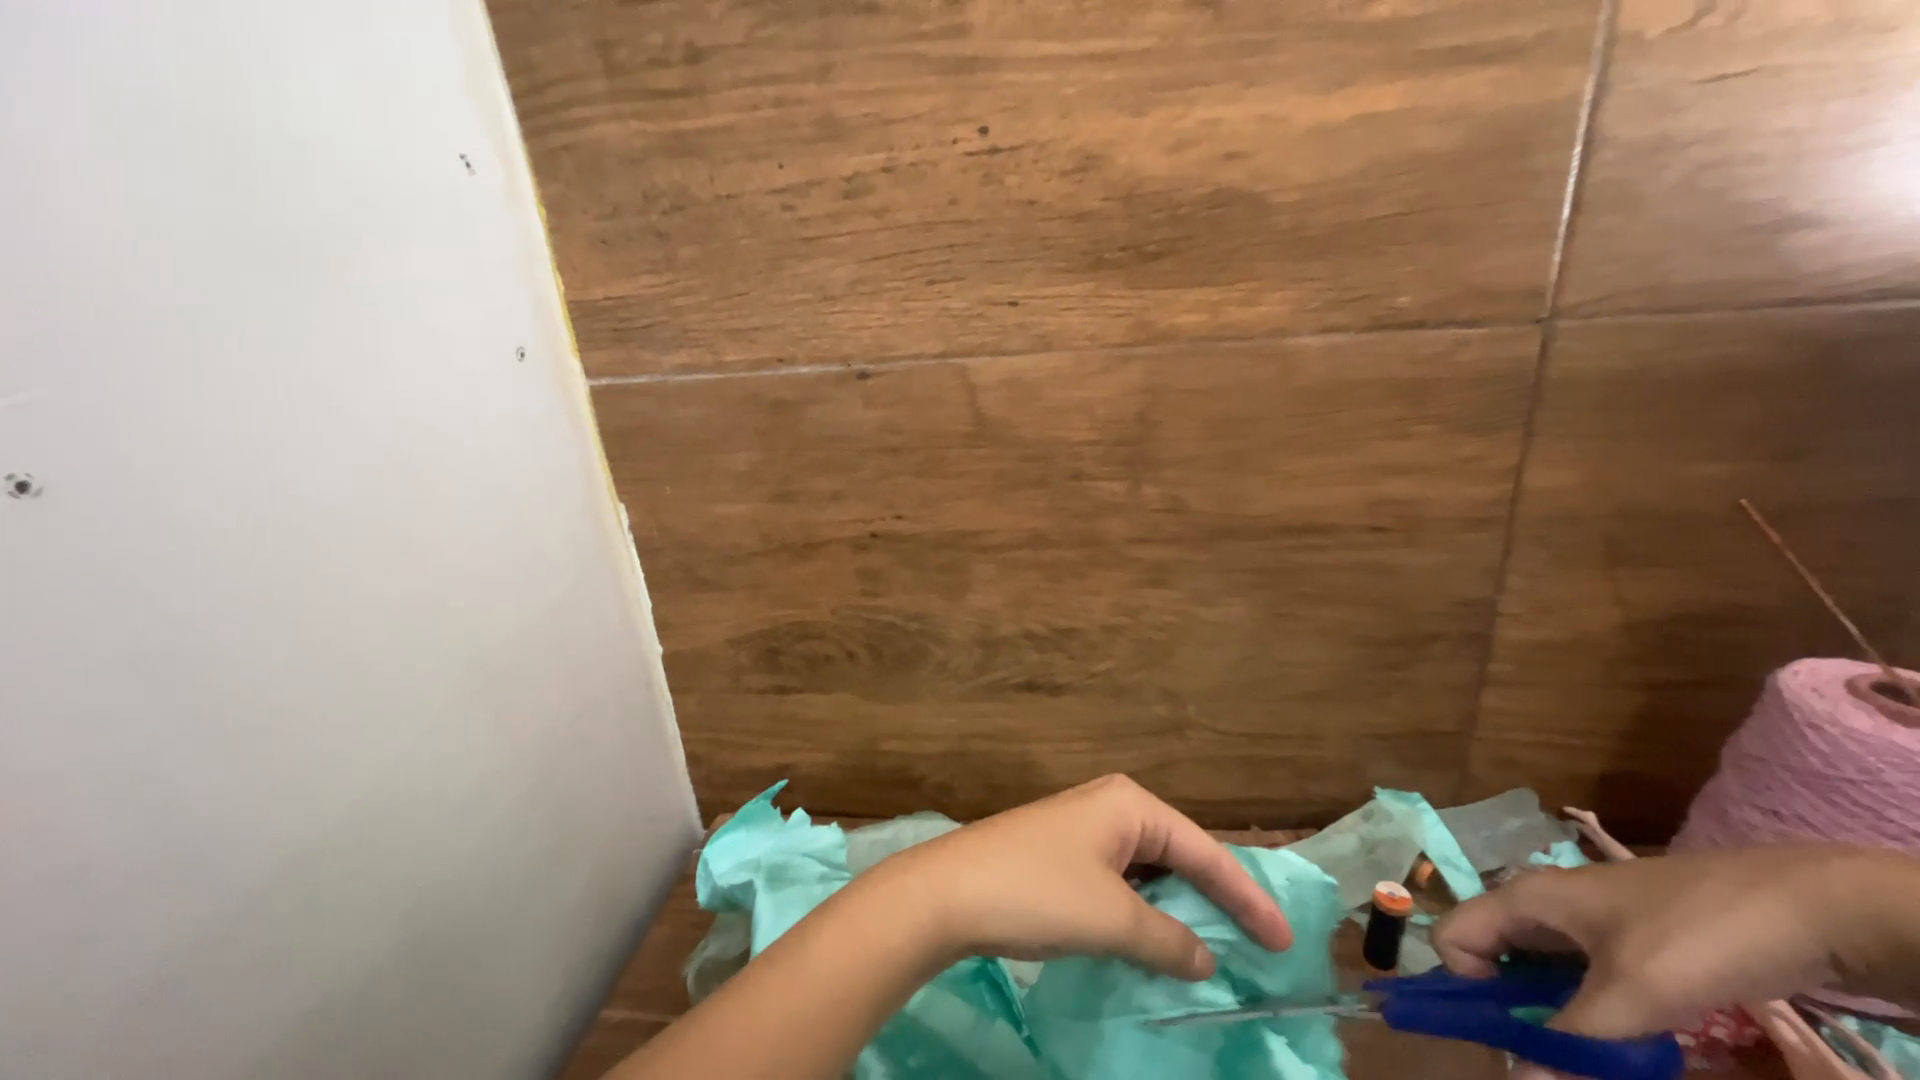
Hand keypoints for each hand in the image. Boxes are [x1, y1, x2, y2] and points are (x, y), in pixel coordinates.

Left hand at [864, 775, 1294, 979]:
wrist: (943, 894)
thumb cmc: (1037, 893)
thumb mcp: (1113, 921)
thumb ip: (1169, 942)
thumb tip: (1205, 960)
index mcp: (1131, 804)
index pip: (1206, 852)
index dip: (1248, 899)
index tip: (1283, 941)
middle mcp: (1109, 806)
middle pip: (1178, 856)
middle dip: (1213, 901)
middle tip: (1254, 944)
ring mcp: (1080, 829)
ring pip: (1146, 872)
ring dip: (1174, 910)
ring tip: (1209, 948)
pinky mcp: (1057, 855)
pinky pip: (1117, 881)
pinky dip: (1140, 912)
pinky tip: (1149, 940)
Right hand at [1433, 846, 1919, 1041]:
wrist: (1802, 905)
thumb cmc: (1698, 936)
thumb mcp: (1633, 995)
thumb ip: (1572, 1039)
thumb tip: (1518, 1078)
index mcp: (1525, 898)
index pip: (1451, 937)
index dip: (1467, 989)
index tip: (1516, 1029)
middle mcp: (1543, 903)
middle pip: (1493, 956)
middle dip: (1511, 1010)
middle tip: (1556, 1053)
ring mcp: (1586, 918)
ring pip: (1539, 971)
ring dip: (1554, 1014)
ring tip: (1602, 1047)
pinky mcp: (1625, 935)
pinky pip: (1580, 974)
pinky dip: (1589, 1007)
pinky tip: (1631, 1030)